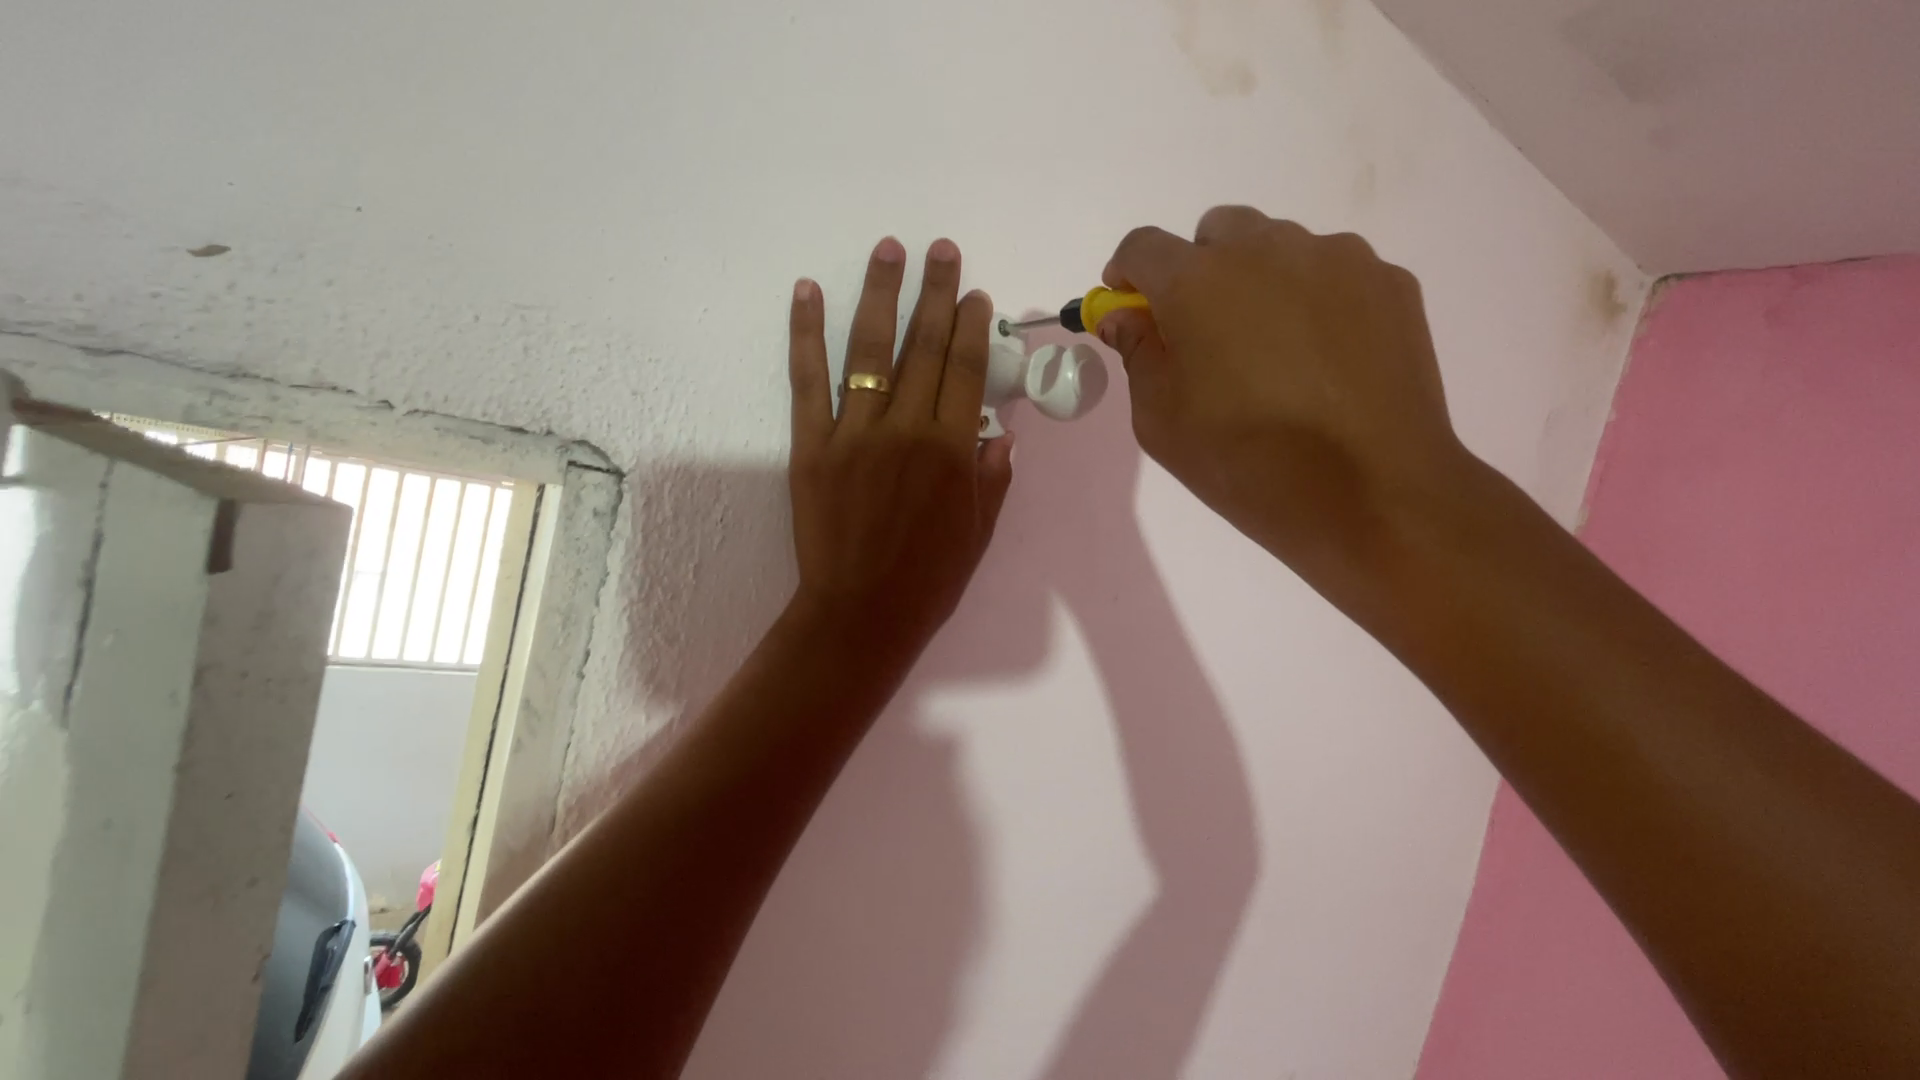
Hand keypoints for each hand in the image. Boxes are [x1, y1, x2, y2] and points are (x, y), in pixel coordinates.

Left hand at [786, 237, 1015, 655]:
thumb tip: (1002, 431)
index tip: (975, 294)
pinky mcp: (811, 445)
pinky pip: (808, 380)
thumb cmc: (929, 578)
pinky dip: (806, 333)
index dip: (971, 326)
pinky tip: (808, 291)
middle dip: (936, 292)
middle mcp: (906, 429)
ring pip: (870, 350)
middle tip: (942, 249)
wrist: (861, 612)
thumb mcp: (978, 531)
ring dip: (881, 293)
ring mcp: (855, 433)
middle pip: (924, 347)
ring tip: (889, 249)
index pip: (965, 370)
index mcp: (952, 450)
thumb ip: (993, 477)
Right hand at [1098, 207, 1470, 585]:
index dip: (1126, 275)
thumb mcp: (1161, 421)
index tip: (1130, 309)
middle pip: (1217, 232)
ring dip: (1260, 282)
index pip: (1142, 247)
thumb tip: (1126, 315)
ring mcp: (1336, 259)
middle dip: (1198, 270)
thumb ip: (1137, 354)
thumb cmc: (1246, 462)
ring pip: (1280, 248)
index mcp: (1197, 282)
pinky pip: (1334, 273)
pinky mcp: (1389, 282)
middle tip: (1205, 335)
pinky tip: (1324, 360)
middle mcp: (1267, 249)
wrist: (1371, 493)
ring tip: (1274, 352)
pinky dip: (1315, 301)